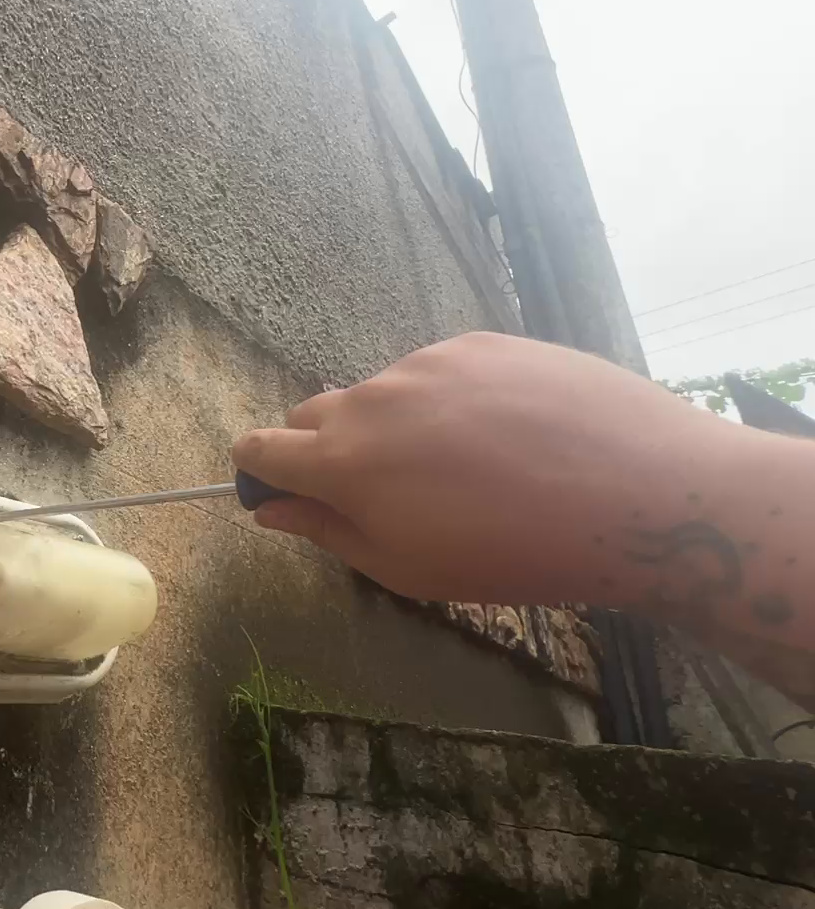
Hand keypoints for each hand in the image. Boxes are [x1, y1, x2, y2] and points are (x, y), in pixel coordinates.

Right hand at [231, 332, 733, 605]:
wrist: (653, 500)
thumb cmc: (511, 553)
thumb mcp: (403, 565)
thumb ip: (322, 531)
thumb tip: (267, 510)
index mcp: (339, 462)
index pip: (256, 448)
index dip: (259, 470)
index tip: (284, 488)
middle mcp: (366, 401)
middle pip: (307, 414)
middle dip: (321, 446)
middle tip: (383, 483)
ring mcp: (423, 364)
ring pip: (375, 393)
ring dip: (388, 422)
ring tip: (460, 456)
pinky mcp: (476, 343)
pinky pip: (432, 369)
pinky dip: (443, 397)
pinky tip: (499, 426)